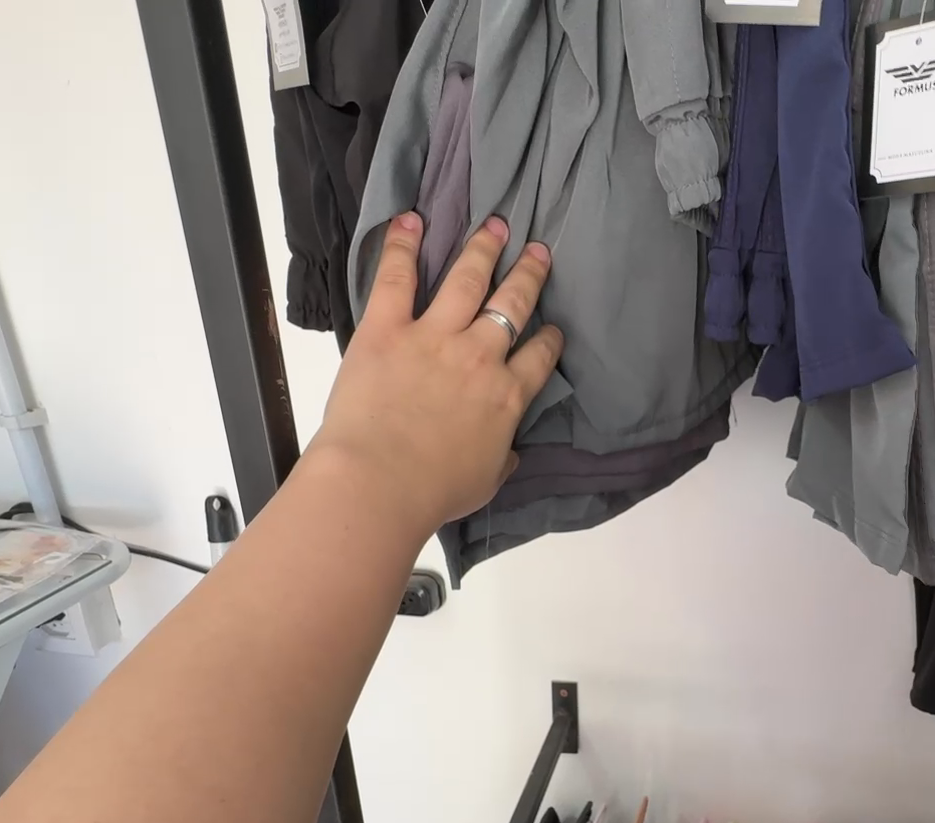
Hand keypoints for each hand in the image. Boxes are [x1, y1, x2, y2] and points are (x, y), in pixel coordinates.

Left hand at [312, 213, 563, 533]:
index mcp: (507, 396)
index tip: (553, 329)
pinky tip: (412, 220)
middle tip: (539, 252)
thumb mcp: (487, 479)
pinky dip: (403, 247)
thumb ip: (502, 458)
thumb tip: (509, 453)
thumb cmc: (436, 490)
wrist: (380, 482)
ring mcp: (434, 336)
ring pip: (467, 280)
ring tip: (497, 226)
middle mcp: (480, 356)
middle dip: (530, 276)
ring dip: (484, 250)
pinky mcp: (387, 329)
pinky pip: (397, 279)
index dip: (550, 339)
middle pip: (513, 305)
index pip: (540, 357)